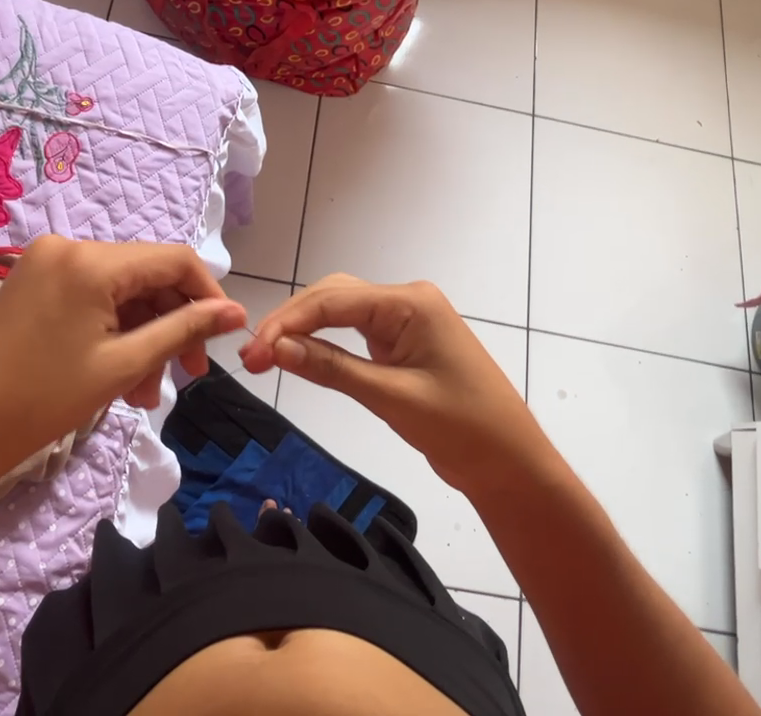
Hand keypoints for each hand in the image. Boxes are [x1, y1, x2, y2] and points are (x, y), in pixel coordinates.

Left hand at [0, 236, 245, 499]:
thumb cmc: (45, 400)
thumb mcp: (124, 363)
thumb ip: (184, 329)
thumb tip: (236, 312)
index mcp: (91, 260)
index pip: (174, 259)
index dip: (208, 294)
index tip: (224, 335)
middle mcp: (68, 247)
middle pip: (146, 277)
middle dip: (172, 326)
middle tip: (188, 376)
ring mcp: (45, 264)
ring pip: (120, 293)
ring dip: (143, 337)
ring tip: (146, 395)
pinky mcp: (31, 283)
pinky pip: (90, 299)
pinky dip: (112, 332)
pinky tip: (120, 378)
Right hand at [240, 274, 552, 494]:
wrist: (510, 462)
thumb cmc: (461, 427)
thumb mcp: (391, 397)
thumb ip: (331, 368)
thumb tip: (275, 348)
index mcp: (410, 302)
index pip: (333, 301)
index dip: (287, 323)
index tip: (250, 351)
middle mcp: (406, 300)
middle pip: (333, 297)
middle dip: (291, 323)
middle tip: (251, 358)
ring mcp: (406, 320)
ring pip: (341, 311)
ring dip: (304, 330)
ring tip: (266, 356)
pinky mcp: (403, 342)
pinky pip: (355, 331)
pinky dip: (325, 342)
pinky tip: (301, 355)